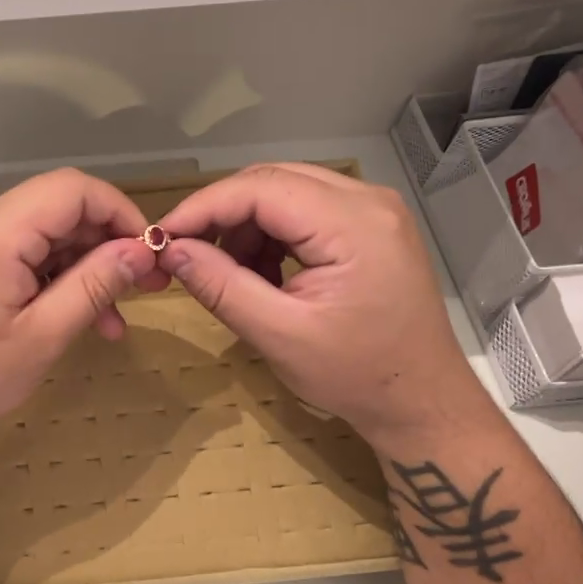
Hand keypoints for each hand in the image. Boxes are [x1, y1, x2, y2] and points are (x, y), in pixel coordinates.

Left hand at [0, 169, 162, 465]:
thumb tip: (143, 249)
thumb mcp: (42, 336)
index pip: (73, 189)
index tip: (151, 253)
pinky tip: (76, 316)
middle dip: (105, 244)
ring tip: (112, 319)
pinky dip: (50, 277)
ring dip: (81, 268)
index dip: (120, 212)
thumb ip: (94, 284)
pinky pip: (18, 252)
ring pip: (42, 234)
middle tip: (145, 288)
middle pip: (58, 208)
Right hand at [155, 163, 493, 445]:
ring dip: (246, 226)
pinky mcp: (370, 226)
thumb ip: (221, 286)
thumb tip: (170, 249)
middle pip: (272, 181)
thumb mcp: (279, 335)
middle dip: (222, 215)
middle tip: (186, 254)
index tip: (161, 237)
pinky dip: (271, 234)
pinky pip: (305, 210)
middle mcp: (368, 200)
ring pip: (286, 192)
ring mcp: (373, 210)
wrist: (421, 402)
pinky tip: (261, 274)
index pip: (260, 188)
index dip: (203, 207)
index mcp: (353, 223)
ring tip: (230, 274)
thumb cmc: (357, 376)